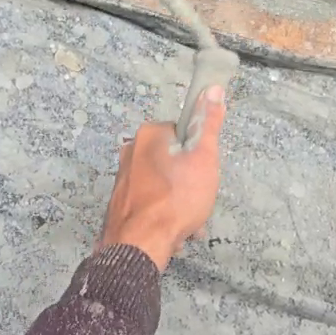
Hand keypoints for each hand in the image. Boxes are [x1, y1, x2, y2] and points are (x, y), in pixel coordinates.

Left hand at [97, 87, 226, 270]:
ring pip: (163, 185)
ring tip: (186, 220)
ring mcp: (123, 179)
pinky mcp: (121, 203)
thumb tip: (214, 90)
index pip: (182, 134)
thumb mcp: (203, 157)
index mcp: (148, 134)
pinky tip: (173, 231)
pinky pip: (151, 203)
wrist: (140, 244)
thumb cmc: (173, 201)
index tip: (202, 172)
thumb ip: (208, 123)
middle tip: (196, 199)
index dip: (198, 155)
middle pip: (173, 161)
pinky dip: (164, 215)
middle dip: (188, 182)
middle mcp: (130, 152)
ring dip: (179, 202)